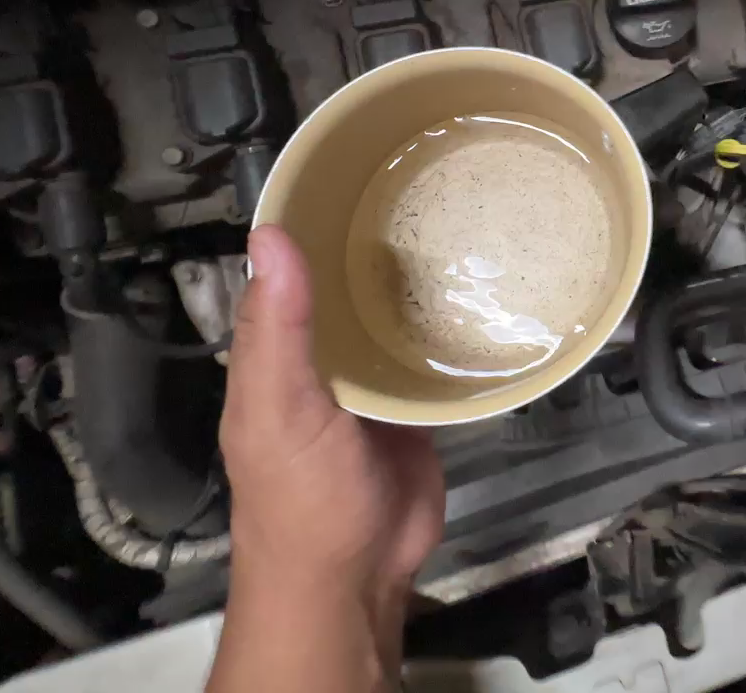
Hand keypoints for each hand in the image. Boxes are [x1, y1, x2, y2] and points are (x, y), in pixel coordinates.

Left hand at [220, 225, 445, 607]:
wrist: (361, 572)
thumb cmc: (305, 497)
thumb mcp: (280, 410)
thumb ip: (278, 330)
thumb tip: (270, 237)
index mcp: (276, 355)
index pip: (285, 276)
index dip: (305, 225)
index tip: (343, 173)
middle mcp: (323, 358)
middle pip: (346, 290)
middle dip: (372, 245)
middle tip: (420, 188)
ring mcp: (373, 379)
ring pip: (391, 316)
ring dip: (415, 281)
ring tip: (457, 227)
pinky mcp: (416, 399)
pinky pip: (428, 351)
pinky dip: (446, 324)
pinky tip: (475, 294)